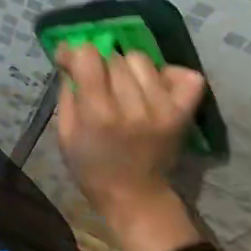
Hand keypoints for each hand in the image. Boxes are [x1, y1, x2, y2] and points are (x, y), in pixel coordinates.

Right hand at [54, 44, 206, 250]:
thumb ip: (67, 93)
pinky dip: (170, 74)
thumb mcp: (66, 135)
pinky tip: (156, 87)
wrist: (135, 198)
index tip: (74, 62)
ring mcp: (161, 109)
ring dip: (130, 68)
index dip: (78, 53)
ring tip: (126, 87)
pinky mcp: (183, 113)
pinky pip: (184, 75)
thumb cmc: (92, 169)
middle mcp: (132, 107)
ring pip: (142, 60)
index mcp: (97, 114)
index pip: (88, 56)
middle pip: (114, 57)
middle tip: (100, 83)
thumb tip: (69, 56)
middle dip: (102, 64)